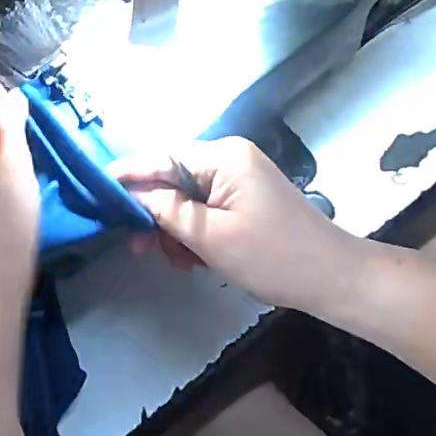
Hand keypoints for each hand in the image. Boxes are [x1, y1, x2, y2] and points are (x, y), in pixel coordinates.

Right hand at [111, 137, 366, 315]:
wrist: (336, 279)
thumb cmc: (274, 257)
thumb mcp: (211, 237)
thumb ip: (166, 210)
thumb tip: (133, 193)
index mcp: (223, 157)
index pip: (162, 157)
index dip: (129, 173)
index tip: (98, 187)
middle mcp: (229, 157)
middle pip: (173, 177)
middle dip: (155, 211)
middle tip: (139, 246)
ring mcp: (239, 175)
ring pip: (187, 195)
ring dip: (174, 226)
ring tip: (175, 261)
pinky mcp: (246, 195)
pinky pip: (206, 205)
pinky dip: (194, 229)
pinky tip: (194, 258)